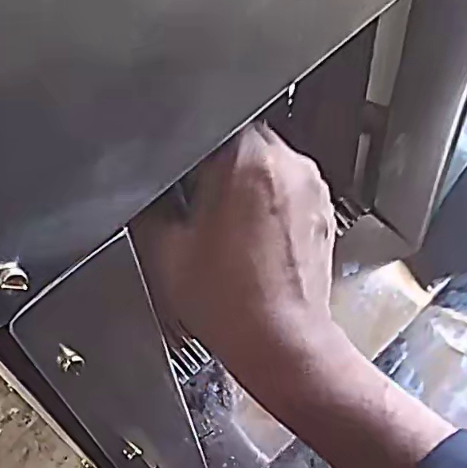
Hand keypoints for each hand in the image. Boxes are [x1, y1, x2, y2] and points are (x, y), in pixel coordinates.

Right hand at [132, 123, 344, 401]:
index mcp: (245, 159)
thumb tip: (144, 193)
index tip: (176, 189)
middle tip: (197, 216)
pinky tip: (249, 247)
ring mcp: (311, 187)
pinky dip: (266, 209)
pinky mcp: (322, 211)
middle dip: (213, 172)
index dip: (182, 158)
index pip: (205, 125)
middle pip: (238, 142)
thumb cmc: (232, 306)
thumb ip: (148, 210)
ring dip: (241, 189)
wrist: (280, 342)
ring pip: (264, 166)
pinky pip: (286, 192)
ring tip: (225, 238)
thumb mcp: (165, 255)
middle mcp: (287, 163)